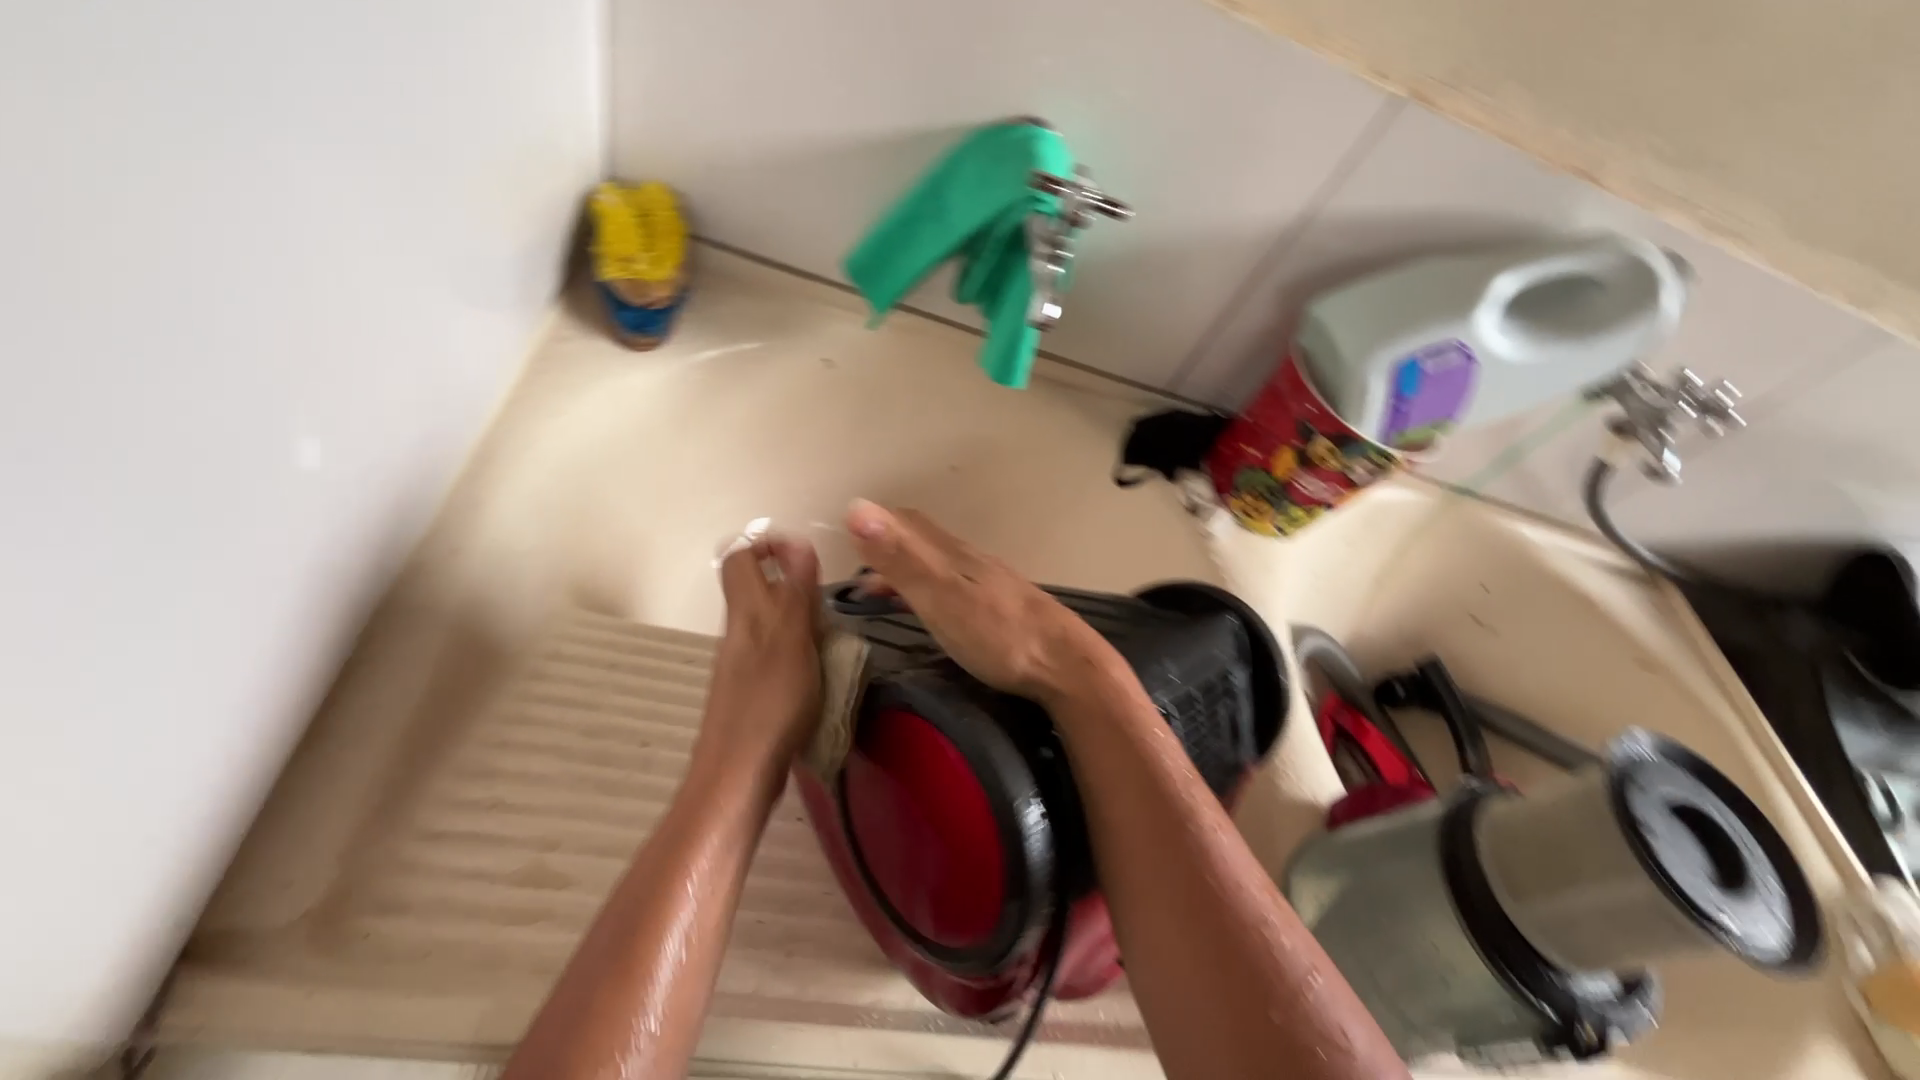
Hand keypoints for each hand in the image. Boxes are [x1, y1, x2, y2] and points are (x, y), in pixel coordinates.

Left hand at [698, 536, 823, 774]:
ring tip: (832, 634)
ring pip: (765, 622)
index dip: (767, 543)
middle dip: (790, 582)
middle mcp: (738, 632)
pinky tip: (819, 671)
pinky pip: (772, 654)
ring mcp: (740, 665)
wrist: (739, 774)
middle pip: (754, 589)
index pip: (740, 558)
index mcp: (746, 613)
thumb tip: (797, 540)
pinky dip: (796, 651)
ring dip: (797, 618)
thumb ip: (796, 593)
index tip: (806, 553)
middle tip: (828, 598)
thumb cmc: (771, 703)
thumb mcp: (792, 641)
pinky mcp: (749, 693)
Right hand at [844, 499, 1121, 703]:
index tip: (840, 541)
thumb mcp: (939, 597)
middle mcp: (971, 560)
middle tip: (855, 571)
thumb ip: (899, 558)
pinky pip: (955, 586)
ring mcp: (991, 583)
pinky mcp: (1004, 608)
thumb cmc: (997, 635)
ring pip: (939, 563)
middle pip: (922, 539)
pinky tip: (932, 611)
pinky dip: (929, 590)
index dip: (872, 524)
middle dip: (886, 545)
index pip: (905, 521)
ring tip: (880, 593)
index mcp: (952, 553)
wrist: (1067, 667)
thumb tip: (856, 506)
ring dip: (906, 569)